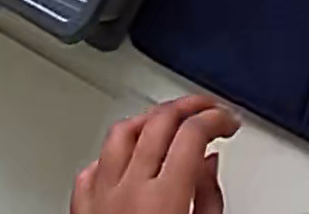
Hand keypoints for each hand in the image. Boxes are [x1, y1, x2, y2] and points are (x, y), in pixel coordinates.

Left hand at [72, 94, 241, 213]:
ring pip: (121, 133)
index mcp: (163, 200)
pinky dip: (113, 155)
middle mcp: (128, 191)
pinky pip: (93, 168)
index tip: (228, 119)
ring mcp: (99, 198)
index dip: (216, 117)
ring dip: (148, 120)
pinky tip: (127, 155)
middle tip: (208, 108)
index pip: (193, 134)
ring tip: (168, 120)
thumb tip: (209, 164)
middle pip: (159, 122)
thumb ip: (208, 202)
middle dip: (188, 106)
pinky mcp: (80, 211)